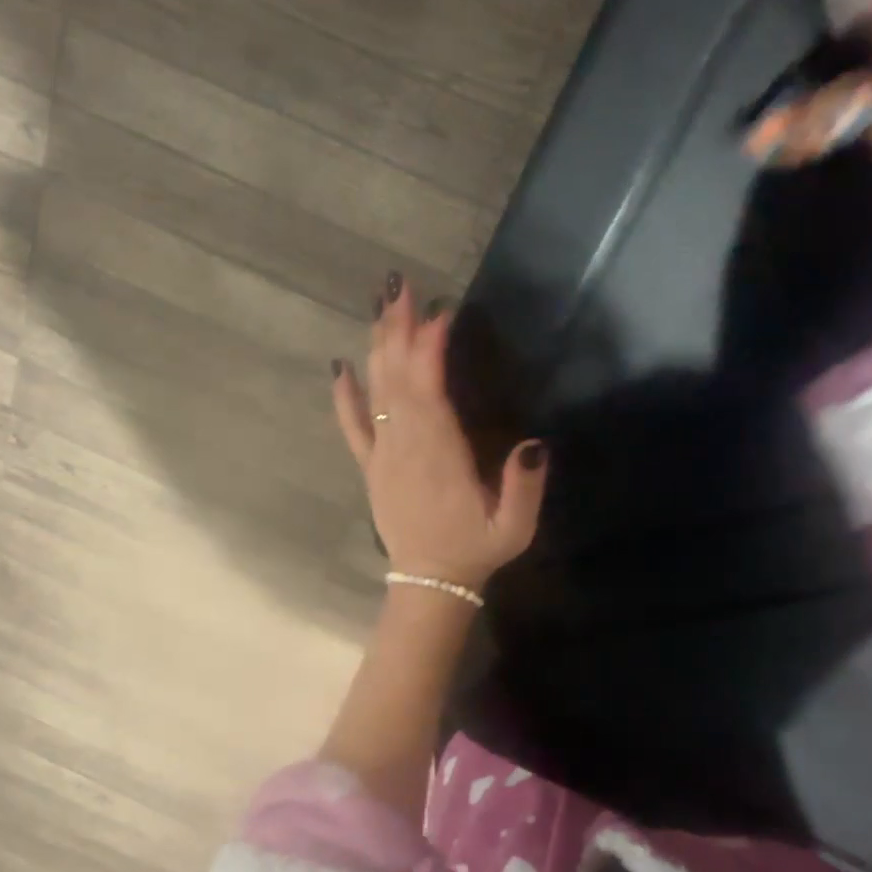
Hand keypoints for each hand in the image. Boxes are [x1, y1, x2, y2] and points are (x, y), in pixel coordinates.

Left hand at [332, 275, 547, 592]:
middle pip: (397, 380)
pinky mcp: (371, 468)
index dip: (430, 351)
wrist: (429, 585)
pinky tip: (339, 366)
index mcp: (440, 457)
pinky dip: (344, 396)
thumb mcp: (514, 528)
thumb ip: (524, 486)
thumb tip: (533, 442)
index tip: (439, 313)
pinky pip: (353, 427)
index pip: (429, 392)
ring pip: (376, 394)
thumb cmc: (475, 550)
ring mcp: (383, 457)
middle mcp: (405, 449)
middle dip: (398, 331)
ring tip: (379, 307)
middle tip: (398, 285)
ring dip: (376, 348)